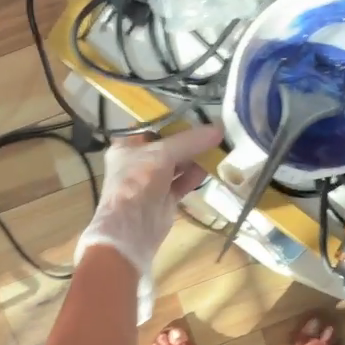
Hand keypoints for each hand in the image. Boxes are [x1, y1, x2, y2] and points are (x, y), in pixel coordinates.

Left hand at [74, 126, 222, 323]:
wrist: (131, 228)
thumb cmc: (138, 181)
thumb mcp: (162, 154)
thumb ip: (190, 141)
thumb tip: (218, 129)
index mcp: (126, 147)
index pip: (152, 128)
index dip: (173, 123)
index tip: (197, 117)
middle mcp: (137, 162)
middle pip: (167, 147)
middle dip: (188, 142)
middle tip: (212, 133)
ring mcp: (151, 182)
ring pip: (176, 165)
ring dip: (194, 158)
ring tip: (216, 148)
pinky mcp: (164, 199)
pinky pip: (182, 182)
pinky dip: (194, 176)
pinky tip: (209, 167)